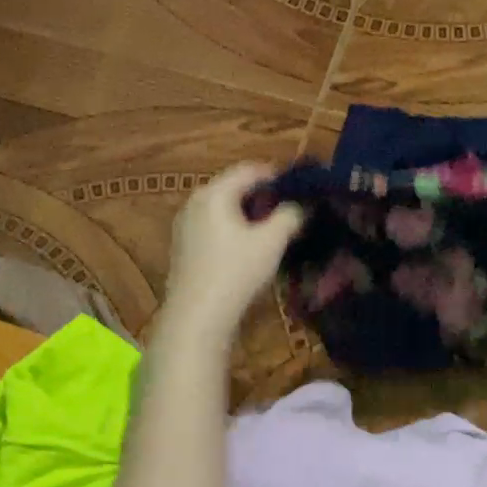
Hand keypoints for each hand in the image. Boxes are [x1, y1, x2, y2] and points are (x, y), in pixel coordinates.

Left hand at [163, 163, 303, 329]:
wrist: (198, 316)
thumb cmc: (236, 271)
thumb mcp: (272, 242)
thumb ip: (290, 216)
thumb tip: (300, 205)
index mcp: (214, 194)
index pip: (249, 170)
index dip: (278, 175)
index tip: (301, 185)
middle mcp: (195, 202)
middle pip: (234, 188)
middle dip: (264, 196)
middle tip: (292, 207)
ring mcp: (185, 225)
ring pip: (225, 209)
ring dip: (250, 214)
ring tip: (276, 228)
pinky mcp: (185, 247)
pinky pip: (215, 226)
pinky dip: (236, 229)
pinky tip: (252, 247)